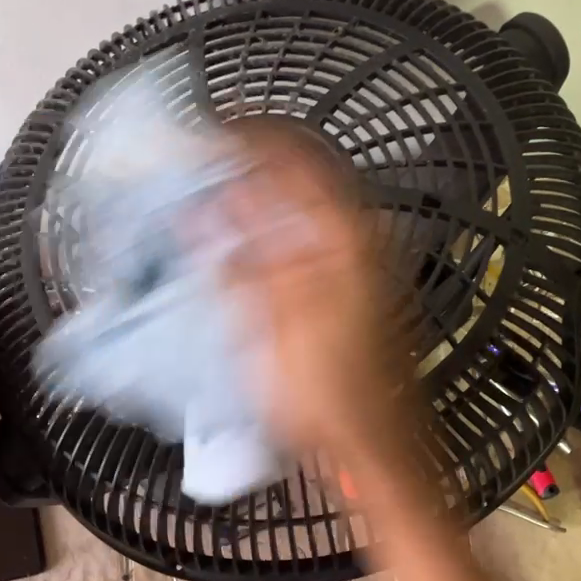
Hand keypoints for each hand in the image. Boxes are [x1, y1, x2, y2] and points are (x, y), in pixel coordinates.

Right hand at [219, 124, 419, 466]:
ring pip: (308, 199)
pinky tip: (248, 238)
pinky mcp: (356, 283)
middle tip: (205, 157)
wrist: (375, 448)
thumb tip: (207, 210)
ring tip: (217, 191)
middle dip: (253, 157)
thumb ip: (242, 261)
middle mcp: (360, 237)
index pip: (291, 156)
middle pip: (304, 170)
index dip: (245, 136)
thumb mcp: (272, 331)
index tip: (204, 131)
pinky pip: (312, 230)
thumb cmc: (328, 399)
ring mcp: (362, 259)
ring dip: (264, 188)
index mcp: (342, 239)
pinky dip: (278, 221)